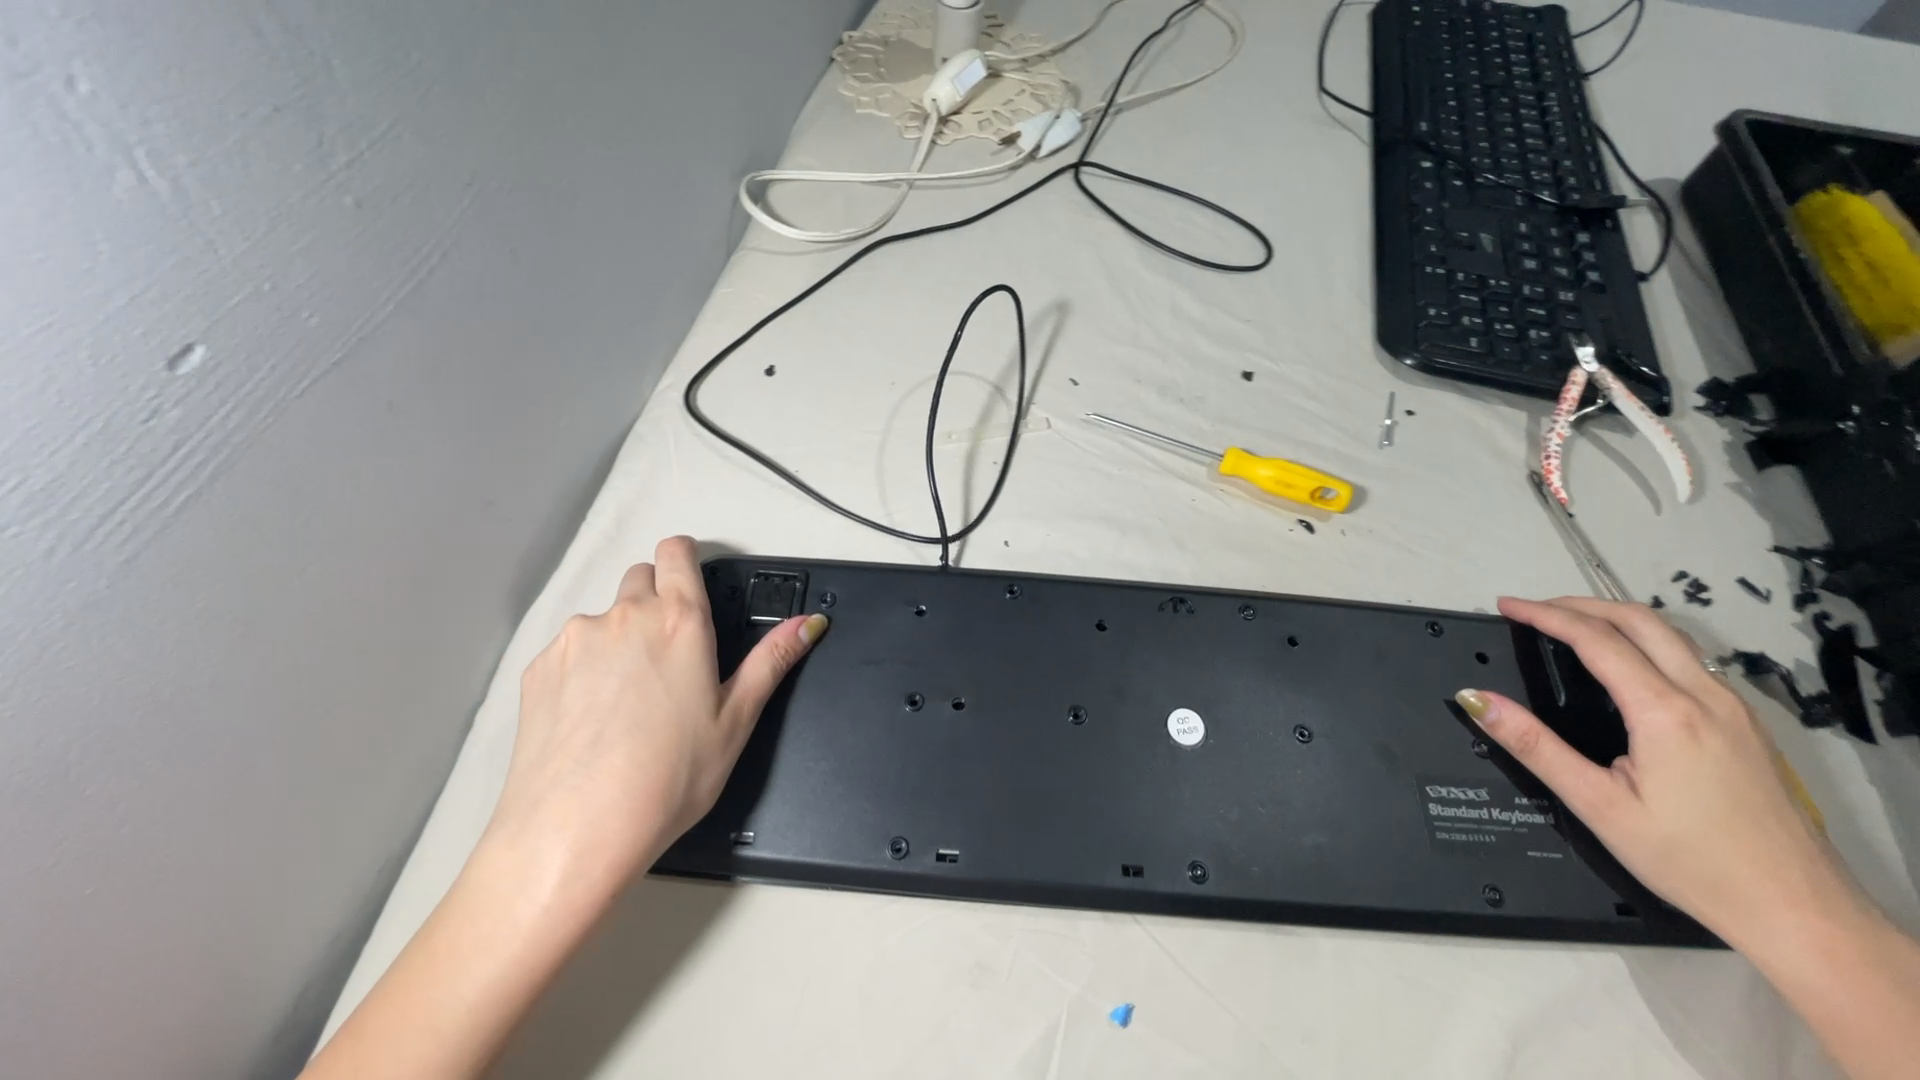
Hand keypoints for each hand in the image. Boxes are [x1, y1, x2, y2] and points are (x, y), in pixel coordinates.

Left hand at [491, 536, 827, 882]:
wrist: (576, 830)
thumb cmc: (670, 777)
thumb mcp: (736, 720)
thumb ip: (772, 661)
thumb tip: (809, 623)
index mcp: (679, 622)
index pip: (677, 552)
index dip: (686, 559)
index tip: (691, 584)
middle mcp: (623, 617)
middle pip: (640, 579)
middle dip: (656, 602)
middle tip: (670, 658)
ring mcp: (574, 641)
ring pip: (603, 619)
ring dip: (619, 638)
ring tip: (628, 700)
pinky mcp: (538, 669)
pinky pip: (570, 651)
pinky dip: (584, 669)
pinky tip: (593, 718)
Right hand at [1456, 596, 1853, 948]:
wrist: (1796, 908)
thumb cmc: (1689, 860)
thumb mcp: (1597, 805)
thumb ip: (1534, 746)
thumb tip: (1476, 699)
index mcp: (1665, 713)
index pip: (1597, 640)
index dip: (1545, 615)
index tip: (1506, 605)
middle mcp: (1706, 697)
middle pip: (1640, 621)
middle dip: (1580, 604)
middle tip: (1532, 609)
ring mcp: (1734, 708)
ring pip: (1672, 636)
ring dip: (1615, 619)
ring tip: (1569, 627)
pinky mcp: (1747, 725)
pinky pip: (1690, 661)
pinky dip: (1645, 643)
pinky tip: (1624, 666)